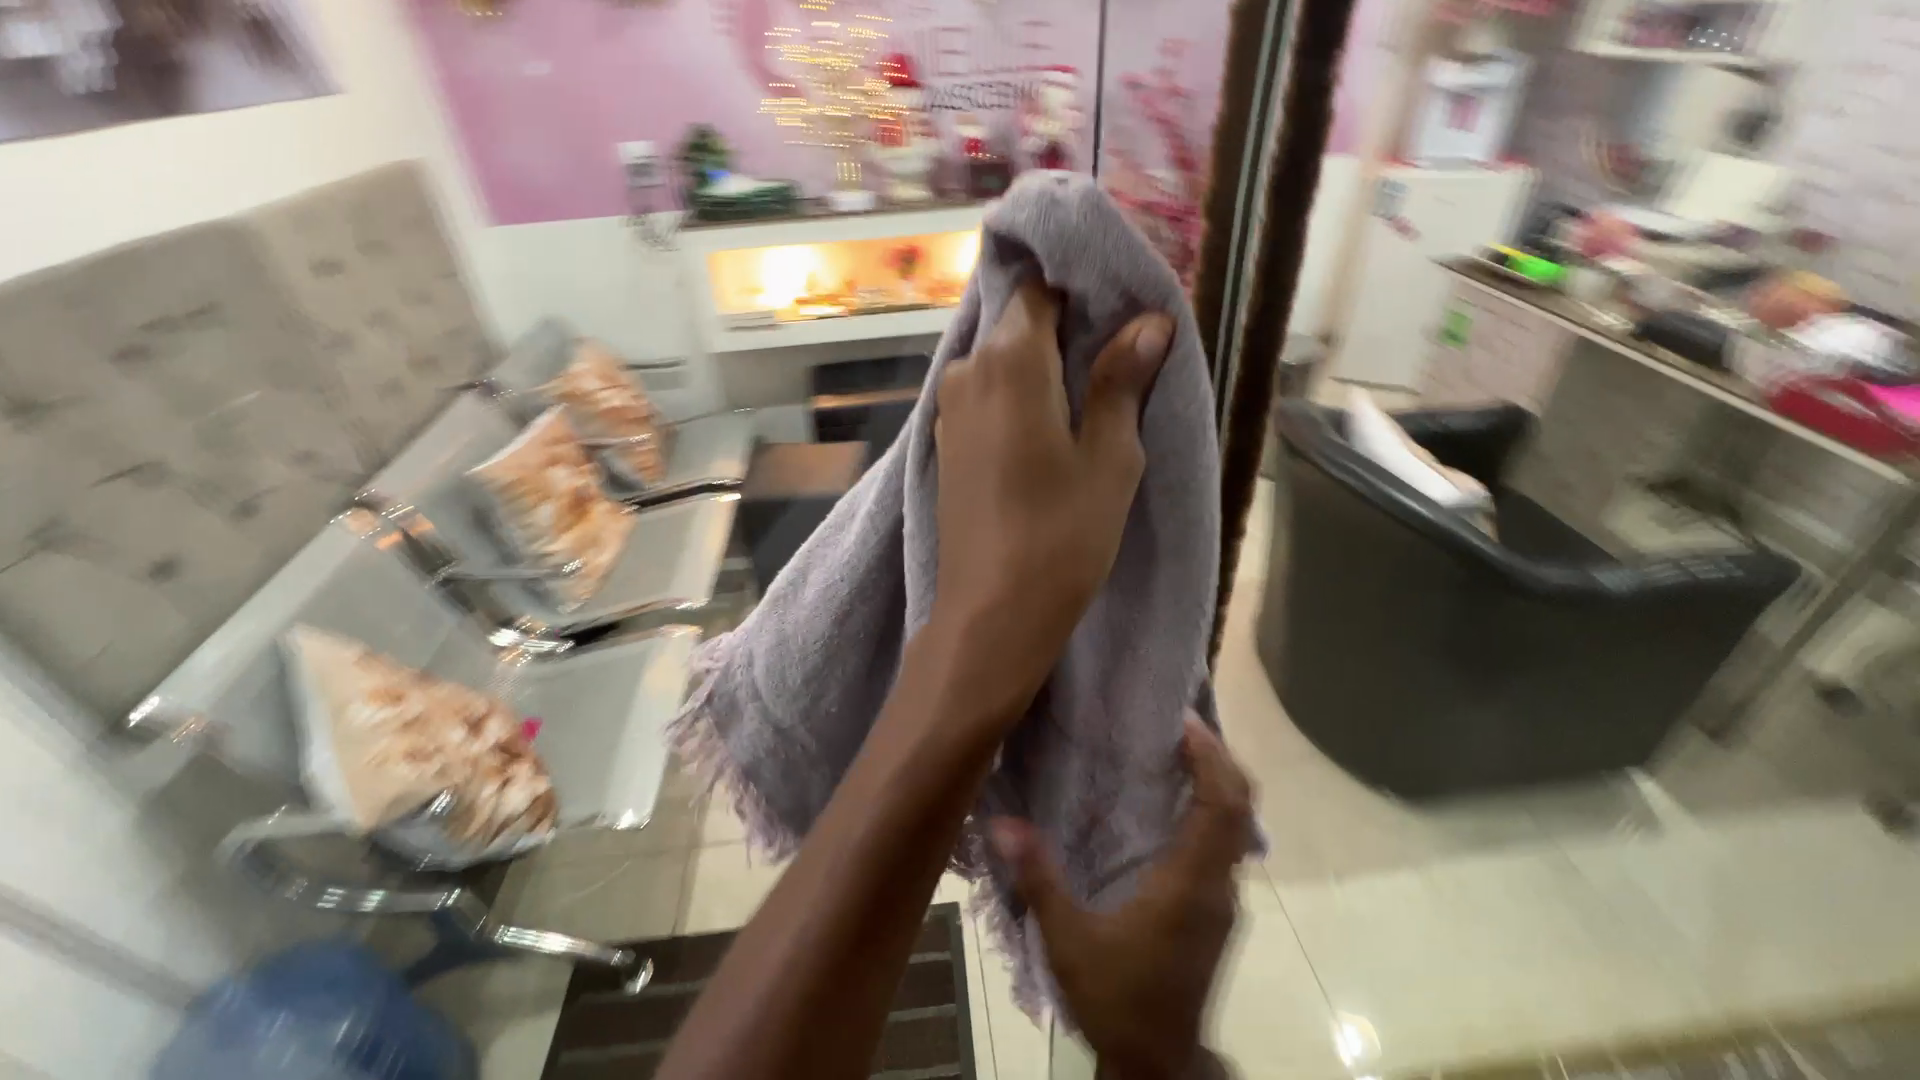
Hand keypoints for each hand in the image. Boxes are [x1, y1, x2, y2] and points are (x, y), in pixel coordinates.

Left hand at [931, 278, 1172, 717]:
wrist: (991, 614)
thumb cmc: (1061, 534)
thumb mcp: (1109, 456)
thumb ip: (1121, 381)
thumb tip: (1149, 321)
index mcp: (1008, 361)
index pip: (1039, 290)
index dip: (1079, 291)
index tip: (1118, 306)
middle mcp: (967, 372)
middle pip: (1017, 324)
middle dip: (1065, 329)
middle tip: (1117, 354)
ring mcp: (948, 410)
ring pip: (1000, 363)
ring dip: (1042, 367)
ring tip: (1089, 395)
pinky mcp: (946, 445)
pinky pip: (986, 397)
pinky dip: (1017, 397)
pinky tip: (1048, 427)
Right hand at [990, 716, 1254, 1079]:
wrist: (1158, 1062)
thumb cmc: (1116, 999)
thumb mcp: (1069, 940)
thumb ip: (1039, 879)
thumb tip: (1003, 824)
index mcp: (1189, 885)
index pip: (1221, 807)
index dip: (1211, 760)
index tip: (1184, 724)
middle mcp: (1219, 887)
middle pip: (1240, 809)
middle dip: (1220, 762)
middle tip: (1182, 728)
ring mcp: (1225, 902)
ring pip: (1239, 828)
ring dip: (1220, 786)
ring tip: (1181, 754)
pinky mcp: (1219, 914)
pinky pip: (1228, 847)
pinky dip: (1214, 813)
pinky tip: (1177, 807)